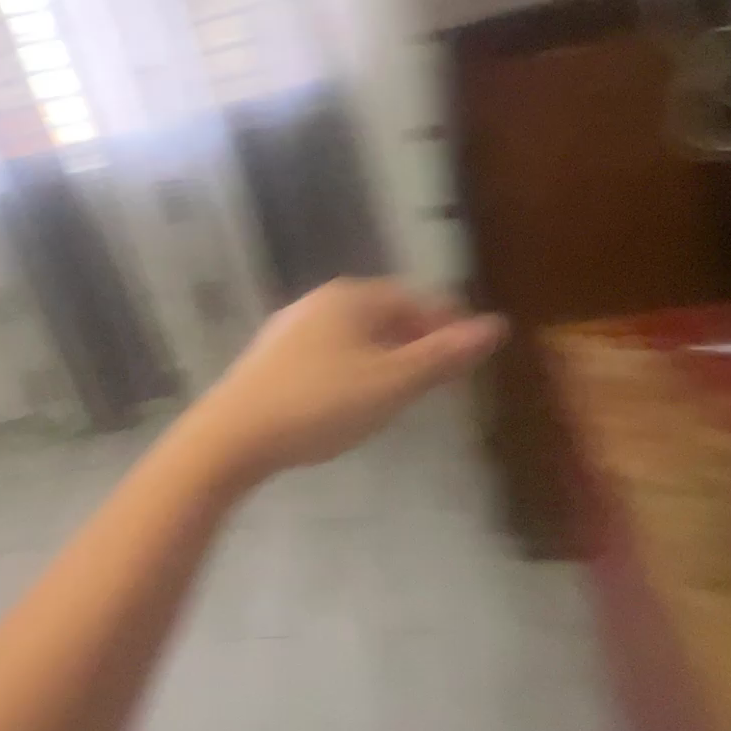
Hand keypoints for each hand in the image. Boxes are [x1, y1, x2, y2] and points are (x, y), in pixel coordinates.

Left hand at [185, 278, 507, 477]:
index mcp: (350, 298)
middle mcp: (318, 301)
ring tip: (402, 387)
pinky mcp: (271, 356)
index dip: (443, 322)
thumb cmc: (321, 403)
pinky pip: (326, 350)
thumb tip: (495, 325)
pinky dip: (352, 365)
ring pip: (352, 333)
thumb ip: (442, 356)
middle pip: (380, 312)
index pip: (411, 298)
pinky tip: (351, 397)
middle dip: (414, 337)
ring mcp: (289, 326)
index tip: (466, 351)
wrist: (235, 432)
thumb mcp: (392, 383)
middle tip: (439, 373)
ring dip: (383, 353)